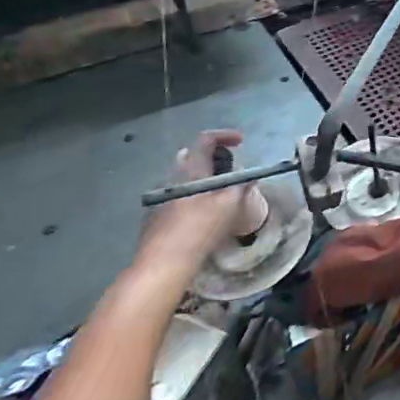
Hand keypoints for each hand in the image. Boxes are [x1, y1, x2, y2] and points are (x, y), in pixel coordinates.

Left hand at [135, 129, 246, 272]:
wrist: (162, 264)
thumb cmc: (200, 229)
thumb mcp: (230, 206)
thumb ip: (240, 185)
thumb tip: (246, 173)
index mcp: (191, 170)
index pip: (206, 139)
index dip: (225, 135)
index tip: (241, 141)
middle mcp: (172, 178)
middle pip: (191, 156)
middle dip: (211, 156)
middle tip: (228, 166)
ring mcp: (160, 197)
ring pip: (183, 177)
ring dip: (201, 177)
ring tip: (217, 192)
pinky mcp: (154, 216)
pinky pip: (176, 196)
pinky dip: (191, 195)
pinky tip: (199, 215)